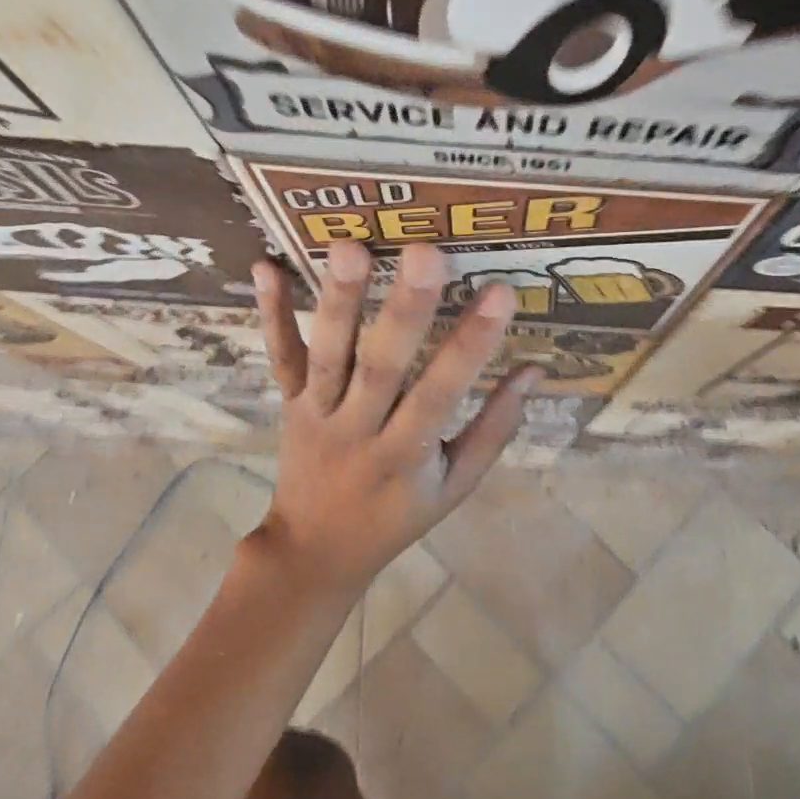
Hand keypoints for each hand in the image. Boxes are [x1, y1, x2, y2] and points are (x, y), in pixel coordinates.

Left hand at [251, 240, 541, 591]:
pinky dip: (269, 313)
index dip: (473, 345)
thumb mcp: (456, 487)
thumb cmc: (397, 517)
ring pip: (327, 354)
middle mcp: (358, 429)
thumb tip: (534, 371)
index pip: (442, 394)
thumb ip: (495, 428)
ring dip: (338, 300)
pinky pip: (279, 357)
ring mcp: (316, 412)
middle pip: (381, 366)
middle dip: (405, 310)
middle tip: (425, 253)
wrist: (314, 551)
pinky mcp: (288, 401)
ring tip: (349, 247)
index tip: (501, 293)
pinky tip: (264, 267)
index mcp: (406, 455)